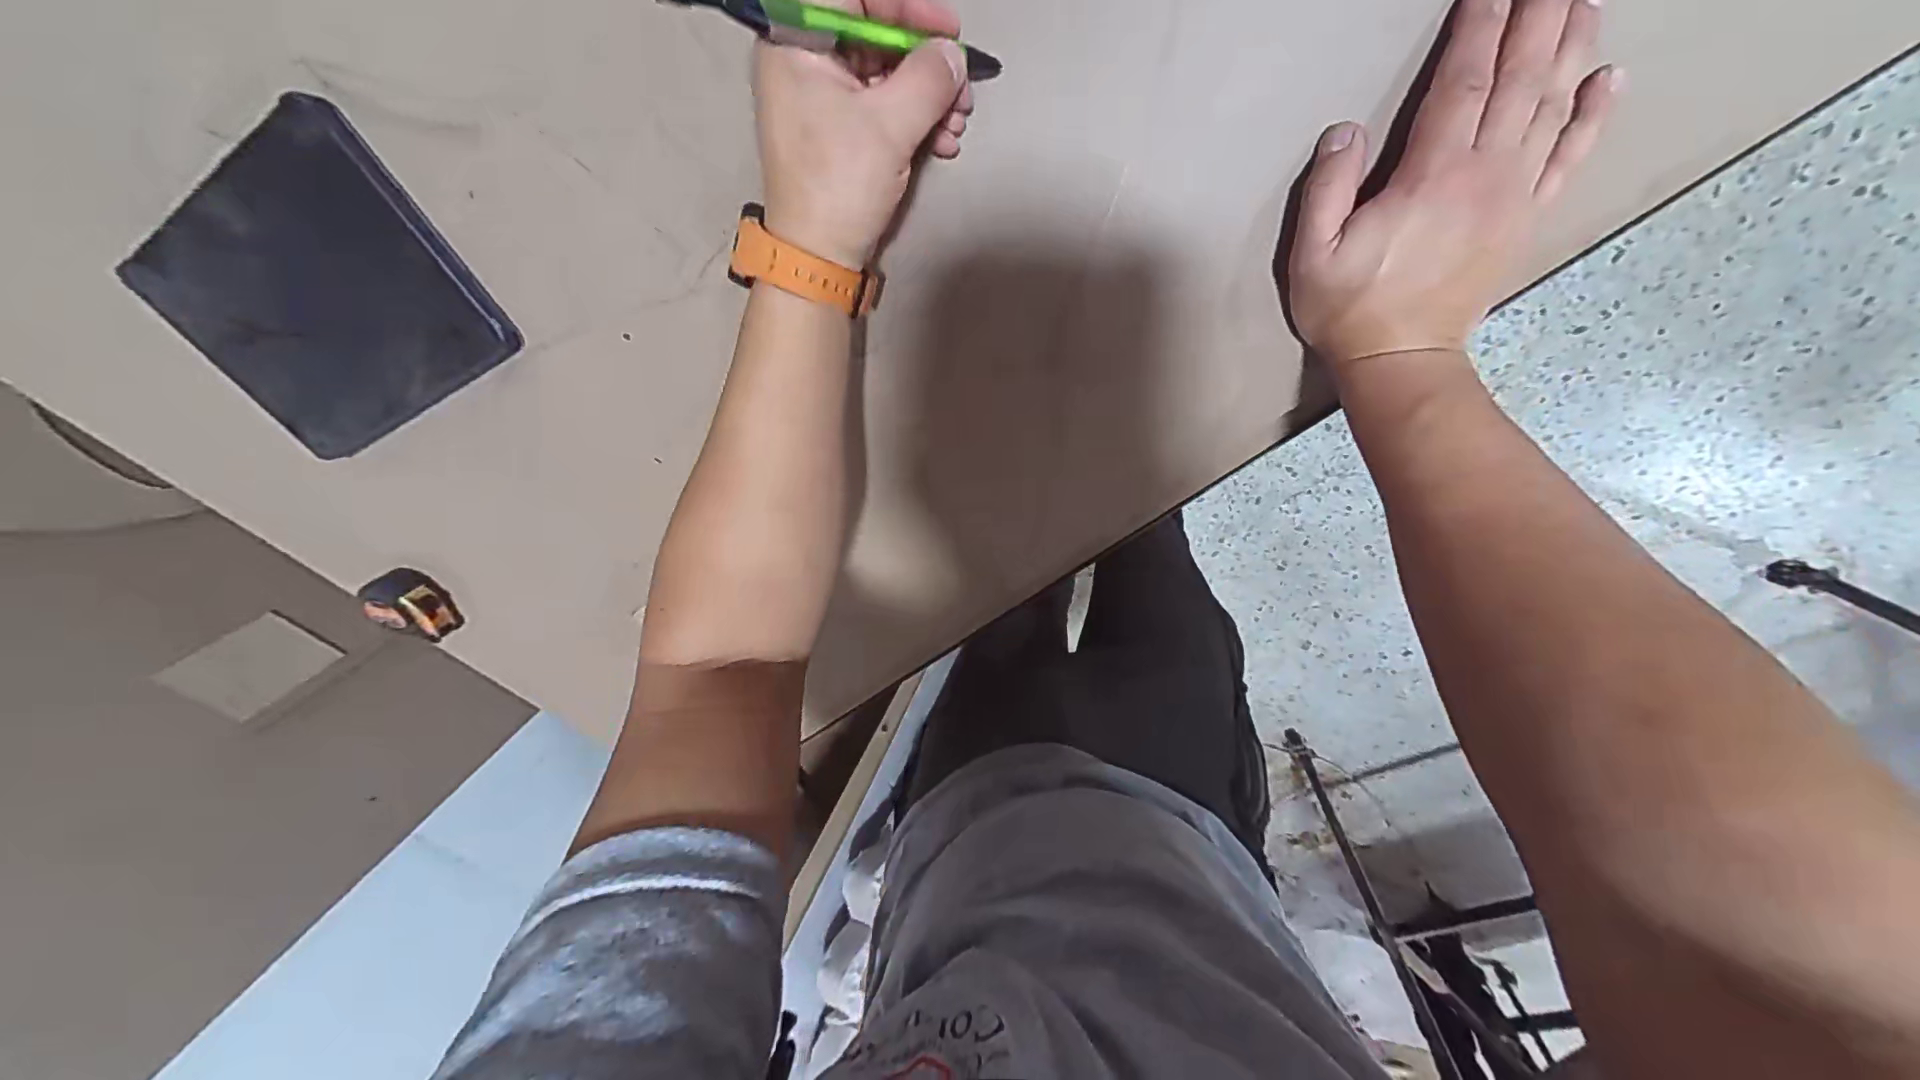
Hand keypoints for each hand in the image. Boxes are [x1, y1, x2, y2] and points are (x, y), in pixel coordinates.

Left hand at [752, 0, 974, 268]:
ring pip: (886, 77)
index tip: (947, 29)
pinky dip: (916, 121)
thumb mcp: (889, 126)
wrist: (818, 257)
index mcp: (797, 45)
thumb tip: (953, 56)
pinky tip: (943, 141)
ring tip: (957, 125)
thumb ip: (928, 79)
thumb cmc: (838, 187)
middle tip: (962, 89)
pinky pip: (882, 109)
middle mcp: (806, 65)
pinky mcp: (841, 135)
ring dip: (930, 98)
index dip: (907, 7)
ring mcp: (823, 102)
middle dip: (927, 64)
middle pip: (876, 36)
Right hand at [1285, 0, 1619, 368]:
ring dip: (1572, 43)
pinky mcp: (1526, 219)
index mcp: (1430, 176)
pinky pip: (1571, 156)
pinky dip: (1595, 113)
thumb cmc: (1349, 310)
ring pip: (1555, 102)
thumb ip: (1326, 190)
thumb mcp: (1312, 256)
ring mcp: (1514, 195)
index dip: (1479, 26)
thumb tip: (1346, 131)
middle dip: (1537, 14)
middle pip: (1522, 76)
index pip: (1463, 82)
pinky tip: (1607, 76)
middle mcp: (1484, 173)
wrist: (1399, 359)